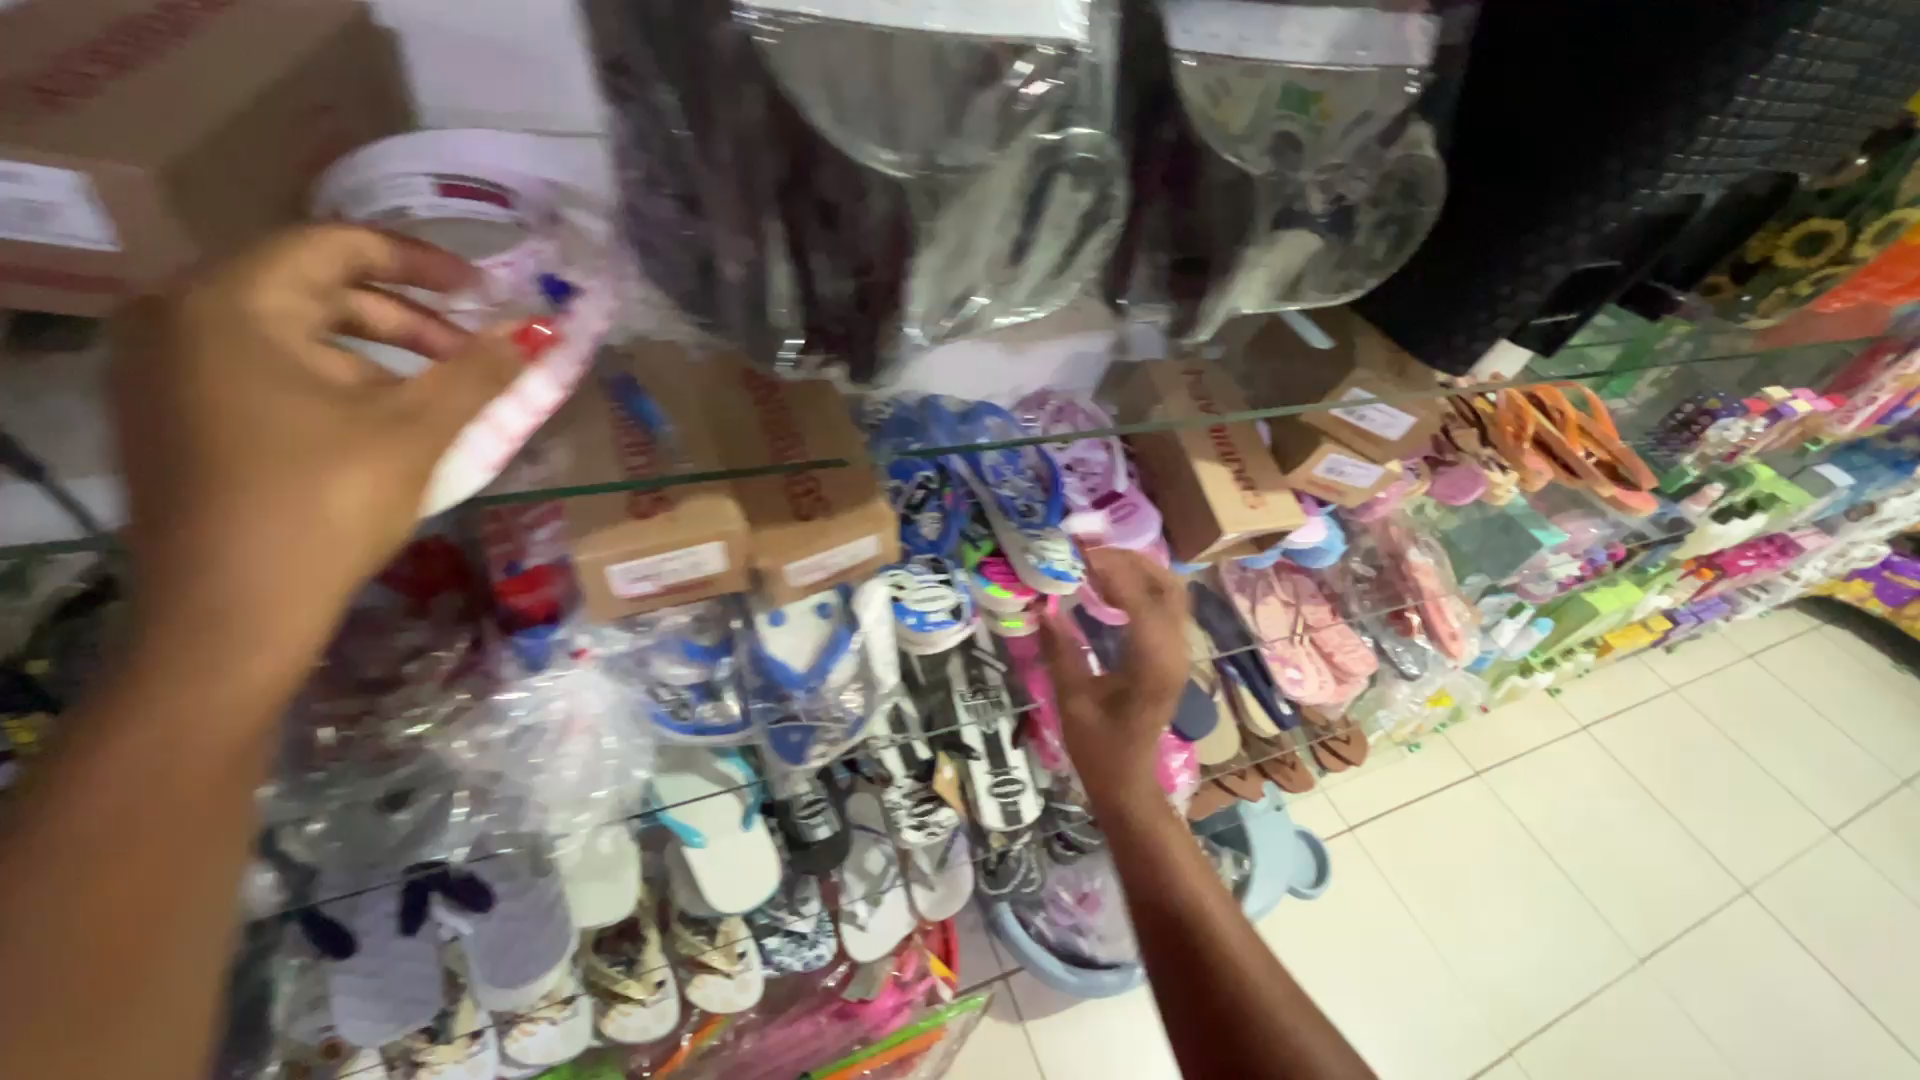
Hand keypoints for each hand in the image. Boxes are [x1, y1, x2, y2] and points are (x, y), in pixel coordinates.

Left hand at [110, 225, 524, 662]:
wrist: (231, 613)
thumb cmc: (325, 505)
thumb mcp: (418, 431)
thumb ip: (479, 371)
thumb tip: (533, 334)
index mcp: (231, 303)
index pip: (337, 244)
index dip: (422, 262)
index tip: (483, 292)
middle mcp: (180, 317)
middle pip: (314, 287)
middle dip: (407, 318)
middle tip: (470, 354)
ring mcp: (164, 369)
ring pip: (291, 333)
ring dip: (376, 355)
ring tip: (436, 398)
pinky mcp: (170, 414)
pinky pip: (262, 369)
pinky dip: (331, 381)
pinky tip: (379, 426)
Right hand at [1041, 548, 1192, 803]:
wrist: (1128, 782)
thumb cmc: (1098, 747)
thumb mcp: (1071, 700)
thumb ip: (1060, 649)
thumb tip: (1042, 605)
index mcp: (1152, 663)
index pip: (1140, 597)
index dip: (1110, 569)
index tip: (1075, 554)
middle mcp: (1175, 651)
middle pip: (1167, 585)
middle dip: (1130, 561)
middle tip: (1086, 554)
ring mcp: (1179, 653)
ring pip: (1172, 592)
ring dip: (1139, 571)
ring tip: (1096, 566)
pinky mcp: (1173, 656)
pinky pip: (1167, 608)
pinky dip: (1142, 588)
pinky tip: (1109, 591)